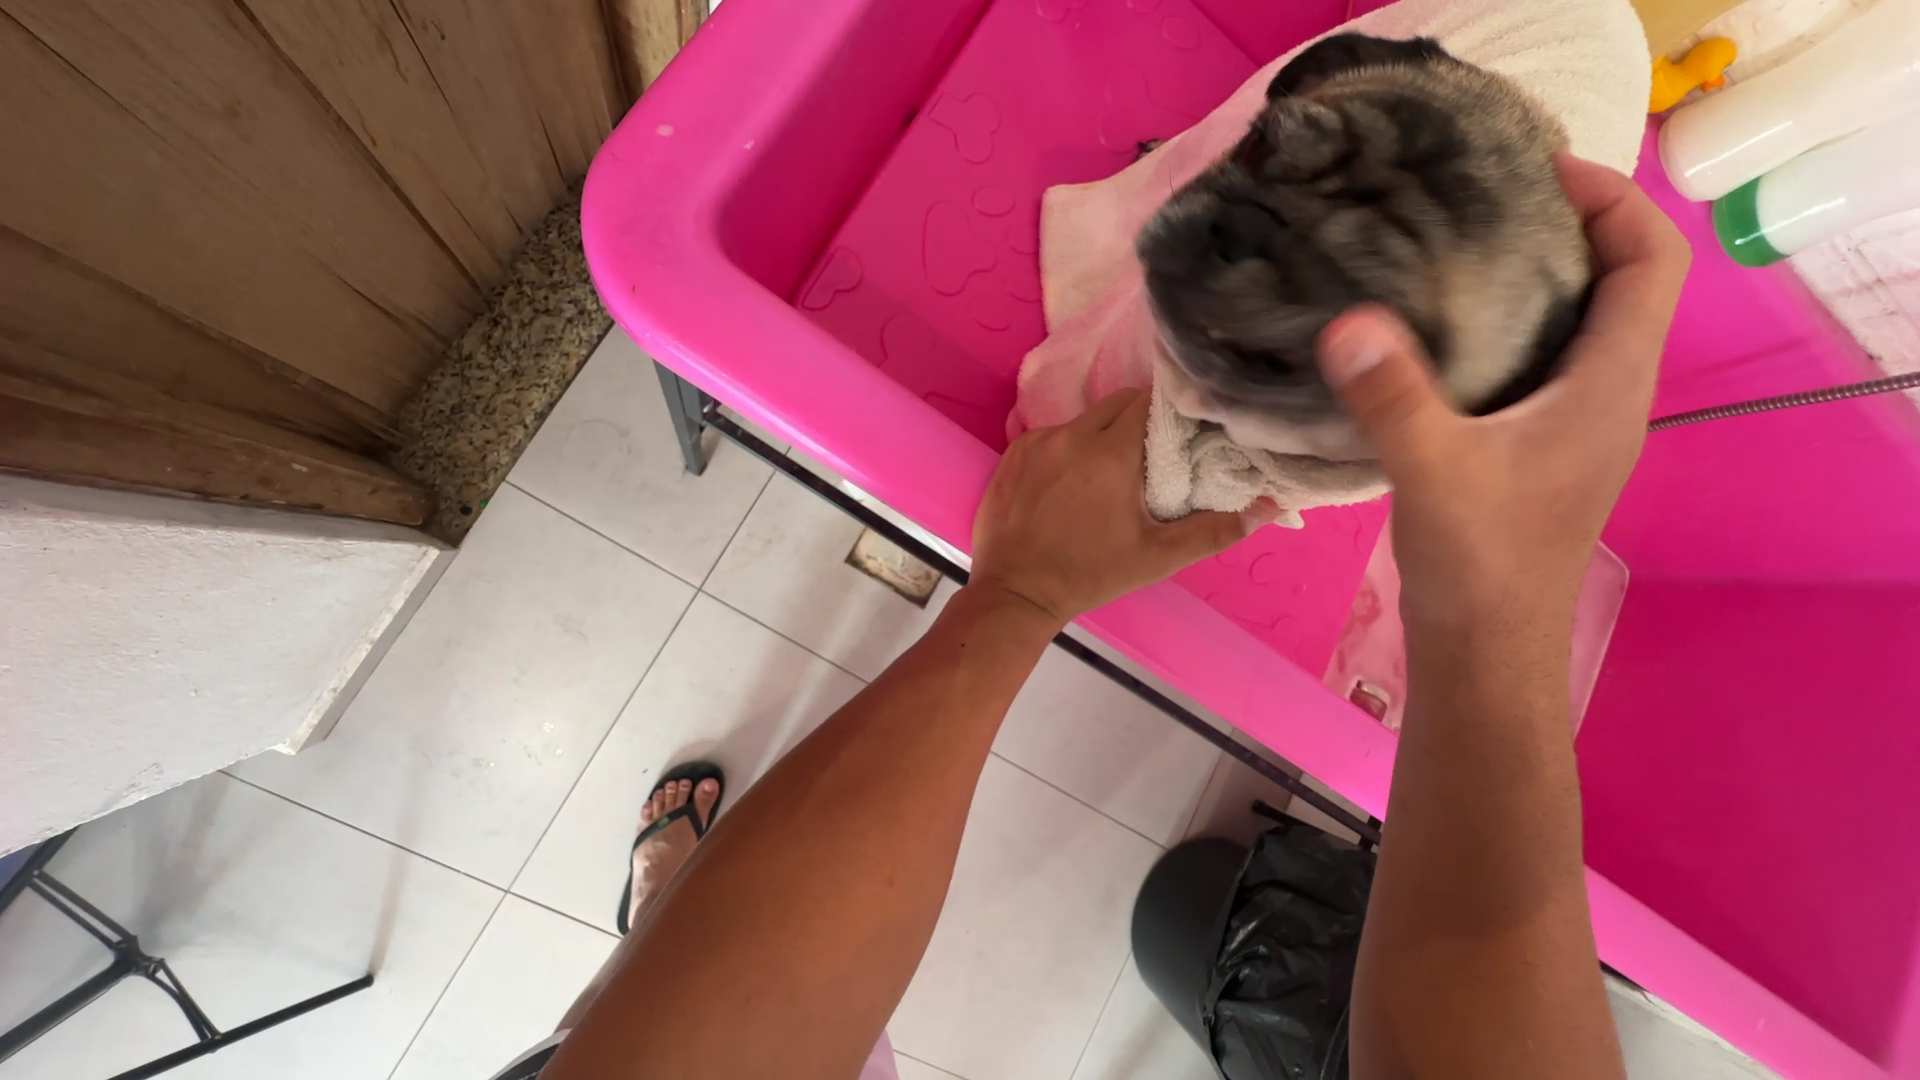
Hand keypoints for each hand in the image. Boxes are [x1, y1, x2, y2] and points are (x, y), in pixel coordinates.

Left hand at [970, 388, 1279, 624]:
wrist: (1015, 593)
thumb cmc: (1090, 575)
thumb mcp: (1157, 557)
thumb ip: (1214, 530)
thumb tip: (1269, 507)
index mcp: (1109, 454)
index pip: (1148, 402)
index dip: (1168, 412)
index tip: (1180, 431)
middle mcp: (1070, 436)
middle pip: (1116, 404)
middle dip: (1137, 420)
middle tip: (1150, 454)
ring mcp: (1036, 442)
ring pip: (1082, 419)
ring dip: (1100, 435)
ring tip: (1109, 472)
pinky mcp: (1012, 453)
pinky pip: (1050, 435)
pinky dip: (1066, 449)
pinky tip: (1070, 481)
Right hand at [1314, 156, 1690, 632]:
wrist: (1483, 639)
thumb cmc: (1478, 557)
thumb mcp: (1433, 471)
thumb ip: (1393, 397)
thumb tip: (1346, 321)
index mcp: (1608, 383)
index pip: (1649, 262)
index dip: (1611, 202)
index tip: (1537, 169)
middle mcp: (1602, 394)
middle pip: (1610, 284)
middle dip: (1558, 230)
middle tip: (1475, 204)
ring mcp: (1567, 423)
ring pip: (1566, 325)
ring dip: (1523, 282)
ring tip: (1448, 255)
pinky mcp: (1530, 446)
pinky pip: (1527, 364)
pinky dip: (1494, 331)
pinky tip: (1430, 337)